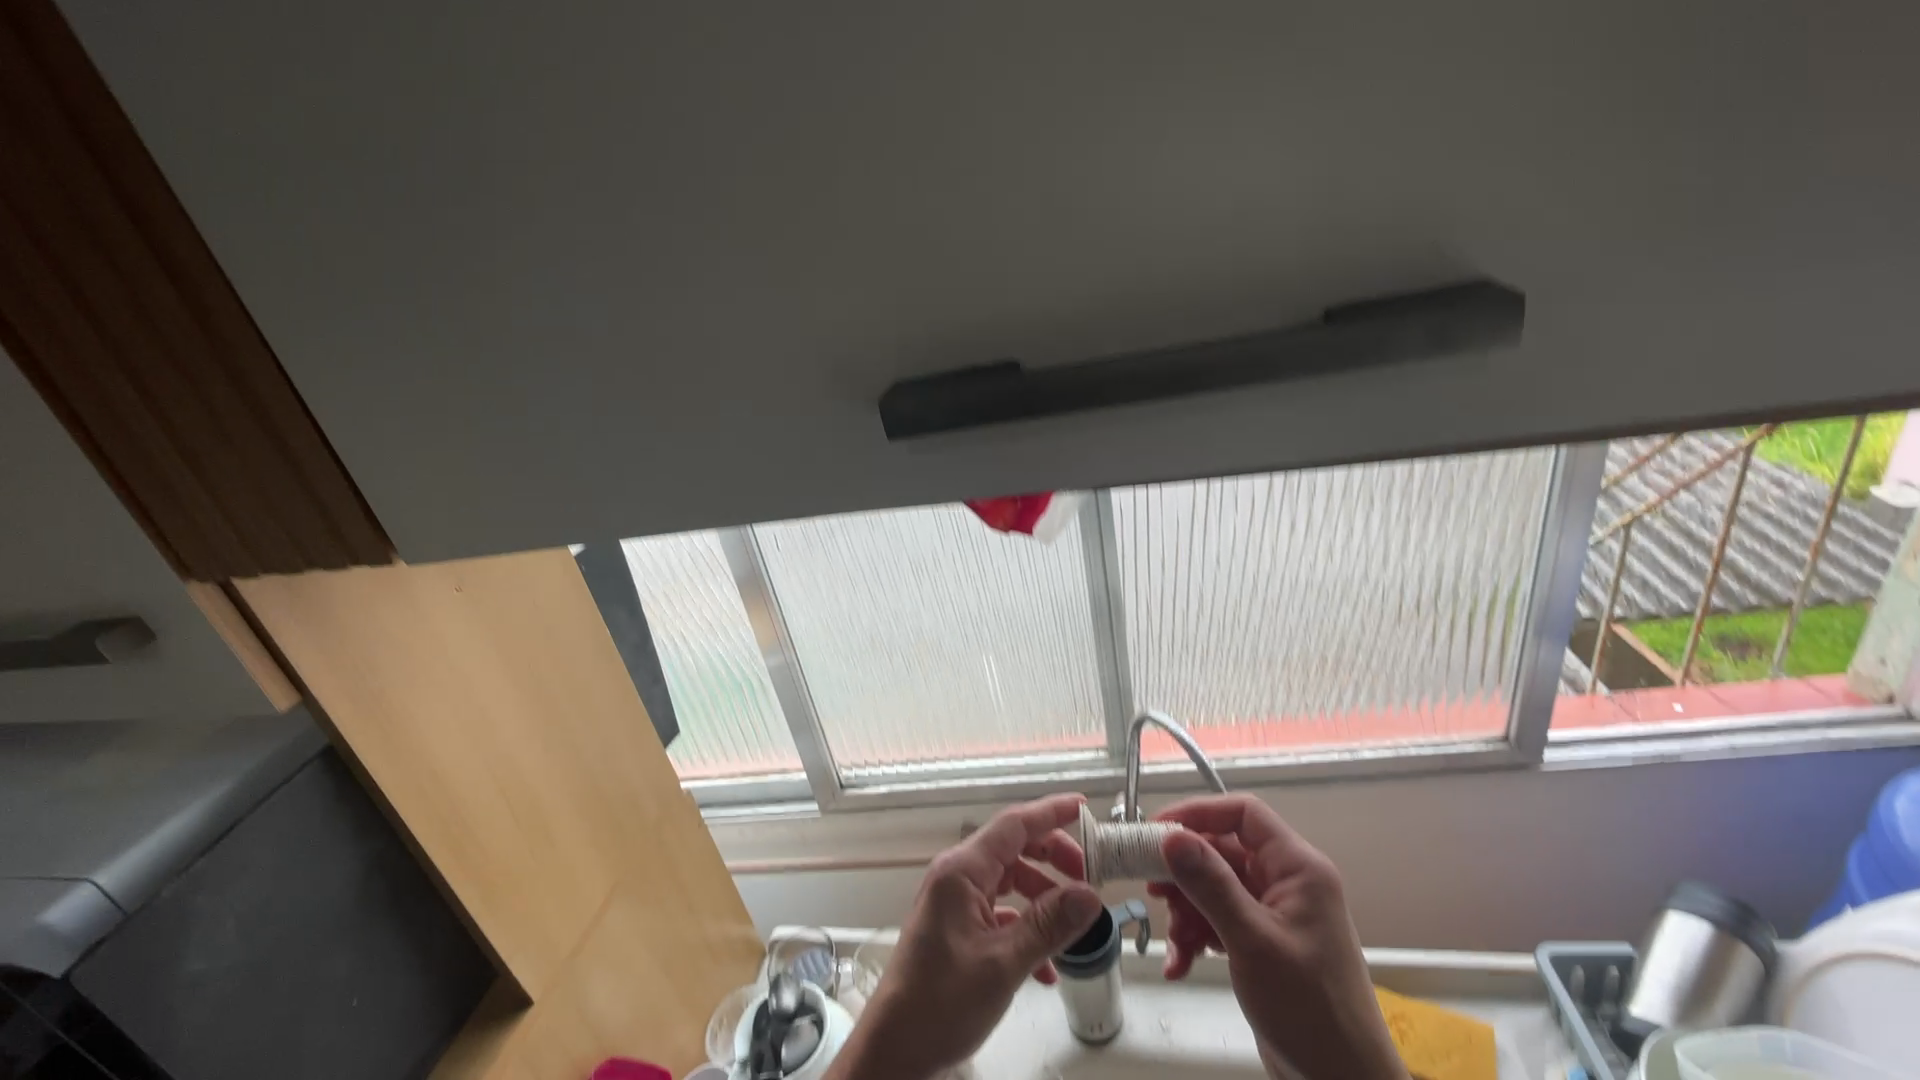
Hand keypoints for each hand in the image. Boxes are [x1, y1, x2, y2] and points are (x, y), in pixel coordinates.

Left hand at [828, 794, 1103, 1079]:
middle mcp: (955, 878)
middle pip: (1014, 849)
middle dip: (1054, 860)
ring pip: (1009, 883)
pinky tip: (1047, 969)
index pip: (1013, 824)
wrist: (894, 1052)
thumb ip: (1048, 926)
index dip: (1050, 812)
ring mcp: (954, 904)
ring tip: (1073, 928)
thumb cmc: (939, 1004)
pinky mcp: (956, 930)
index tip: (1084, 808)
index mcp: (961, 872)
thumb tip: (1090, 896)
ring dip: (1043, 901)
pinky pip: (1000, 915)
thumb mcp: (1003, 965)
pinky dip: (1026, 931)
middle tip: (1089, 880)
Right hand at [1147, 795, 1407, 1079]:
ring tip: (1176, 943)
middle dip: (1185, 875)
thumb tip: (1171, 837)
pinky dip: (1196, 939)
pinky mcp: (1262, 943)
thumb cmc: (1309, 1008)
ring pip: (1214, 889)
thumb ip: (1210, 885)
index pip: (1244, 814)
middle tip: (1152, 890)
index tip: (1156, 831)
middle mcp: (1287, 883)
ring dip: (1186, 914)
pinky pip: (1218, 922)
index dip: (1198, 814)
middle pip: (1221, 853)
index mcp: (1298, 869)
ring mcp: (1274, 914)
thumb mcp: (1252, 940)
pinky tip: (1180, 964)